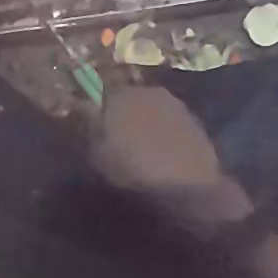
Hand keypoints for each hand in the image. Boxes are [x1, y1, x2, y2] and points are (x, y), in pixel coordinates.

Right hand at [91, 86, 252, 233]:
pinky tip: (164, 153)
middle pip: (128, 97)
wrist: (190, 188)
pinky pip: (170, 122)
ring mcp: (176, 104)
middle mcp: (148, 91)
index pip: (99, 90)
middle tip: (116, 137)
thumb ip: (88, 126)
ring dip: (145, 122)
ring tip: (141, 148)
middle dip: (121, 113)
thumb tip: (81, 105)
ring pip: (151, 108)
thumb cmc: (134, 171)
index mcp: (120, 95)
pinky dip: (164, 132)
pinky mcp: (195, 121)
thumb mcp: (98, 155)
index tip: (90, 122)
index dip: (94, 106)